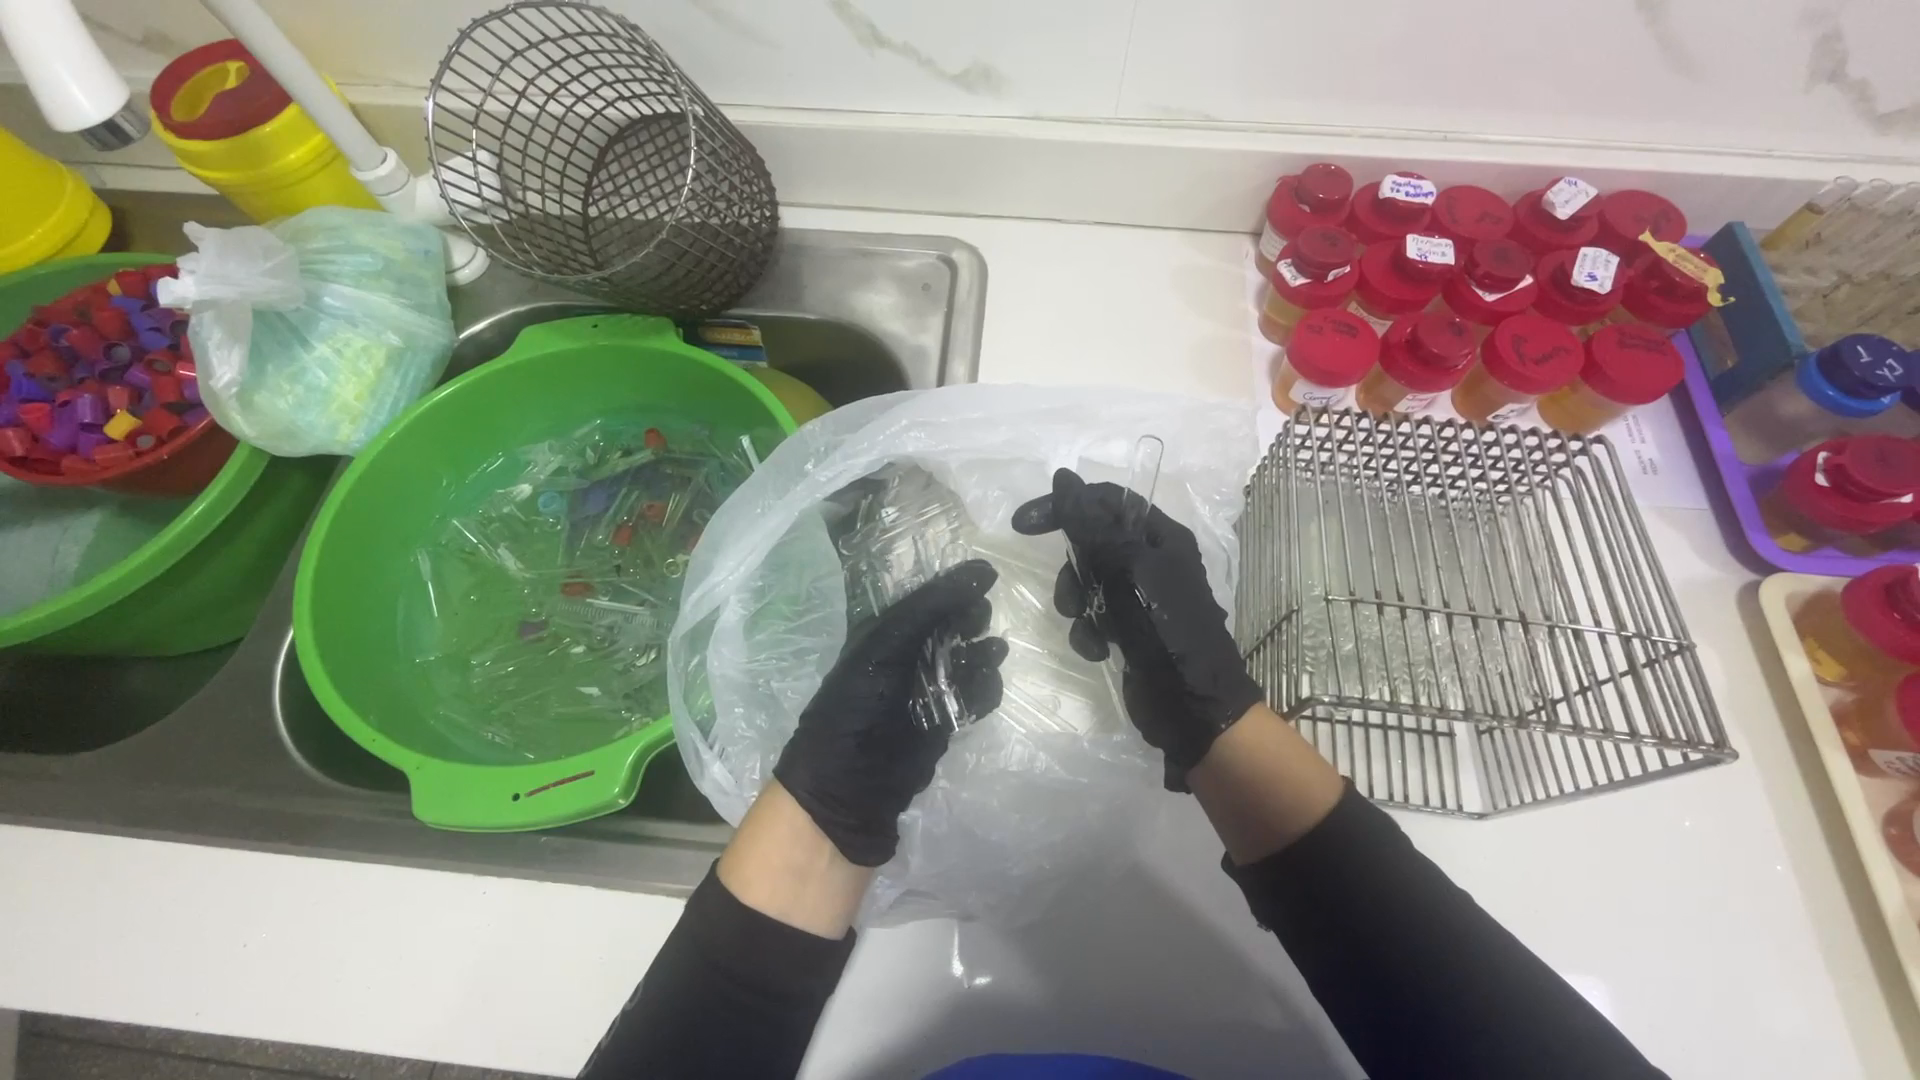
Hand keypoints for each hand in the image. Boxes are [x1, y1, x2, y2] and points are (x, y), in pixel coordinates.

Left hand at [773, 558, 1007, 865]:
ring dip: (982, 655)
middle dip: (970, 620)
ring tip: (994, 653)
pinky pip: (972, 697)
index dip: (955, 587)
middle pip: (950, 628)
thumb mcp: (889, 642)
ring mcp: (924, 691)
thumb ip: (932, 606)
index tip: (987, 578)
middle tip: (983, 620)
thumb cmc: (860, 702)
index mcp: (885, 633)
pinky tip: (986, 688)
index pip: (927, 599)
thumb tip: (983, 571)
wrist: (849, 781)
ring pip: (966, 662)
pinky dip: (983, 691)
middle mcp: (905, 657)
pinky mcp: (941, 722)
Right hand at [1012, 468, 1262, 789]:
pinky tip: (1099, 650)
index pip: (1105, 501)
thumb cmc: (1165, 628)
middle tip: (1071, 597)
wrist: (1192, 705)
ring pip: (1088, 583)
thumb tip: (1063, 478)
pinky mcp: (1130, 630)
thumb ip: (1091, 525)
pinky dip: (1090, 632)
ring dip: (1080, 607)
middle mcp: (1151, 561)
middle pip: (1091, 545)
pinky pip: (1094, 616)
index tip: (1024, 525)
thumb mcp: (1126, 568)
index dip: (1064, 506)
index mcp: (1161, 536)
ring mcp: (1140, 597)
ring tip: (1090, 628)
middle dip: (1074, 573)